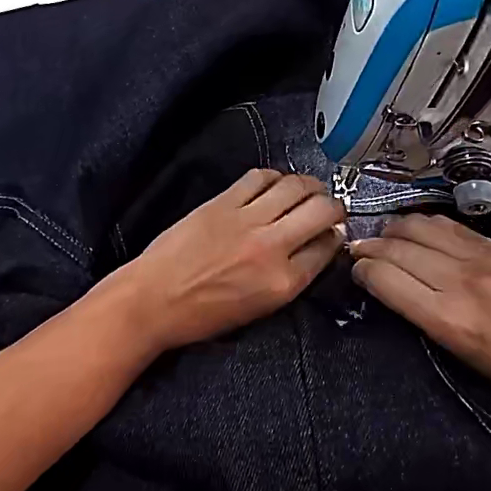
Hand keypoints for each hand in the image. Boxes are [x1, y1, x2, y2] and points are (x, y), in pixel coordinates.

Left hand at [97, 170, 343, 353]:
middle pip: (322, 211)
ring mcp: (247, 220)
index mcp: (283, 282)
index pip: (327, 247)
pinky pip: (260, 177)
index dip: (337, 235)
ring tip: (310, 189)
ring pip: (296, 186)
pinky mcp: (223, 202)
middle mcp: (271, 247)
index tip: (334, 231)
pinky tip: (276, 183)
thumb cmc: (202, 314)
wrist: (152, 301)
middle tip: (330, 207)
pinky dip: (276, 176)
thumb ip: (292, 277)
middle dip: (335, 206)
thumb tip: (316, 248)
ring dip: (310, 185)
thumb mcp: (260, 308)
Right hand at [349, 215, 490, 418]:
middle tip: (358, 249)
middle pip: (397, 248)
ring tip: (385, 236)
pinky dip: (426, 225)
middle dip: (370, 246)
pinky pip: (450, 225)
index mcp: (449, 320)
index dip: (362, 270)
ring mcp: (483, 258)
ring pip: (421, 227)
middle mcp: (461, 281)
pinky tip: (418, 230)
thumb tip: (392, 286)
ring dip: (395, 229)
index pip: (385, 278)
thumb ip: (424, 315)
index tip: (354, 270)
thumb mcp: (461, 357)